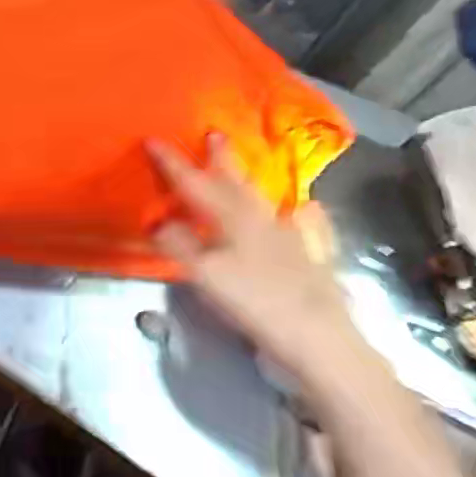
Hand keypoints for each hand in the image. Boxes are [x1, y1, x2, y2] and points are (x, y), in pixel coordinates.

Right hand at [147, 133, 356, 378]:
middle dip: (221, 158)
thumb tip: (157, 218)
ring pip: (268, 199)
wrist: (323, 343)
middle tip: (215, 133)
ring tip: (254, 168)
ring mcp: (293, 238)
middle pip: (235, 182)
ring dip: (256, 181)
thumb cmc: (254, 302)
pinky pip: (311, 228)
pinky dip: (308, 215)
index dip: (171, 161)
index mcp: (230, 217)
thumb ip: (178, 242)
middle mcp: (260, 218)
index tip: (152, 138)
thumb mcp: (203, 273)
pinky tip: (309, 209)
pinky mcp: (316, 261)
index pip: (192, 182)